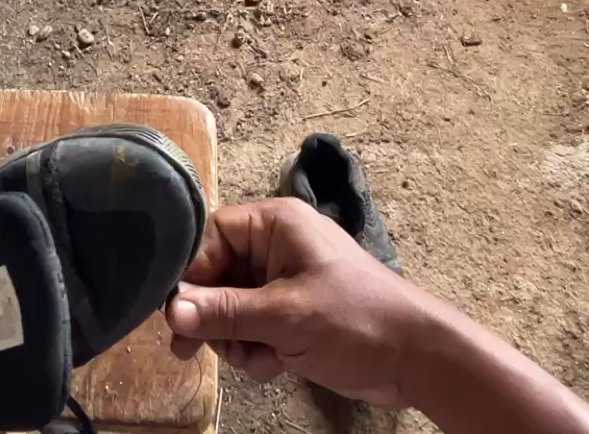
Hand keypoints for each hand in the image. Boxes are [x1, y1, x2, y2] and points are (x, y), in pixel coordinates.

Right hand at [165, 197, 446, 408]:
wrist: (416, 358)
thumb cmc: (353, 318)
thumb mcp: (284, 316)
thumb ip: (225, 313)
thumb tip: (171, 312)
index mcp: (276, 224)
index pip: (215, 235)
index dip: (195, 271)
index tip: (178, 310)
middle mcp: (277, 245)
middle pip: (220, 272)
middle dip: (214, 314)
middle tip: (189, 350)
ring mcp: (286, 280)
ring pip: (234, 304)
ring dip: (236, 336)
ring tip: (254, 358)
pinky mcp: (294, 312)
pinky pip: (255, 324)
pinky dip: (257, 347)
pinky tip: (274, 365)